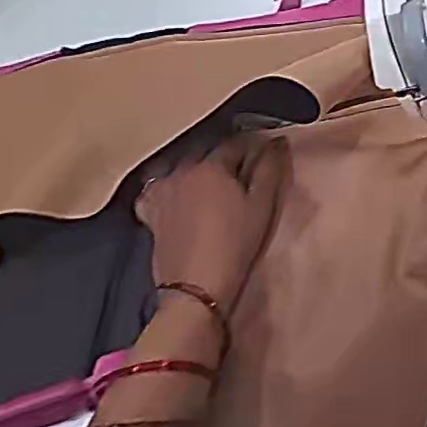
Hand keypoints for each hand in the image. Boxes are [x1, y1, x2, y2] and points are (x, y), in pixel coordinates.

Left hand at [135, 133, 286, 308]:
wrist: (197, 285)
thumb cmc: (236, 242)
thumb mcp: (262, 204)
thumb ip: (269, 168)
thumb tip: (276, 141)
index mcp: (212, 166)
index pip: (236, 143)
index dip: (253, 146)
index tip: (265, 155)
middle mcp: (182, 171)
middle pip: (208, 152)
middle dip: (226, 156)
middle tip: (244, 171)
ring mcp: (162, 191)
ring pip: (183, 167)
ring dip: (199, 169)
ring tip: (214, 184)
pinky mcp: (150, 212)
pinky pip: (157, 188)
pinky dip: (169, 186)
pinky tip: (177, 195)